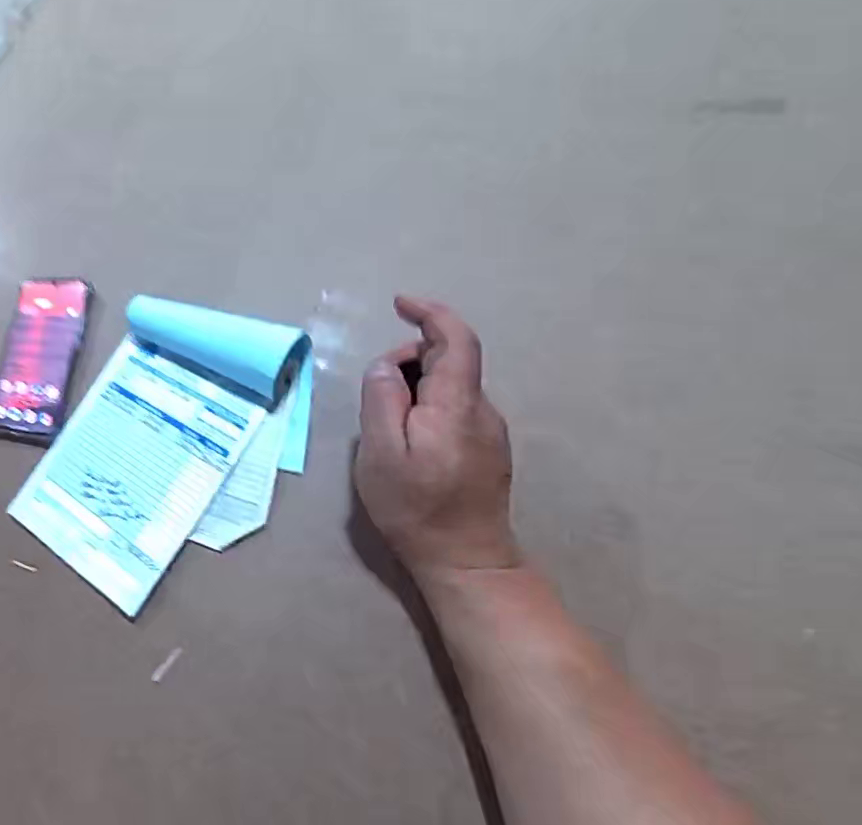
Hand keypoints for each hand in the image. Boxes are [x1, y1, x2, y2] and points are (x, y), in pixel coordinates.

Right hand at [354, 296, 518, 574]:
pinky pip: (451, 405)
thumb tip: (387, 366)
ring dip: (411, 384)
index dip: (431, 314)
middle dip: (406, 358)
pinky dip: (423, 403)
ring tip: (385, 423)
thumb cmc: (415, 505)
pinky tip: (404, 436)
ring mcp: (488, 430)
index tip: (400, 302)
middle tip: (373, 393)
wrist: (465, 559)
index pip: (457, 342)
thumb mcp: (380, 451)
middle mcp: (481, 410)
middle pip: (448, 359)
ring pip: (447, 383)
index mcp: (456, 406)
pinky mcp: (485, 446)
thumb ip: (382, 399)